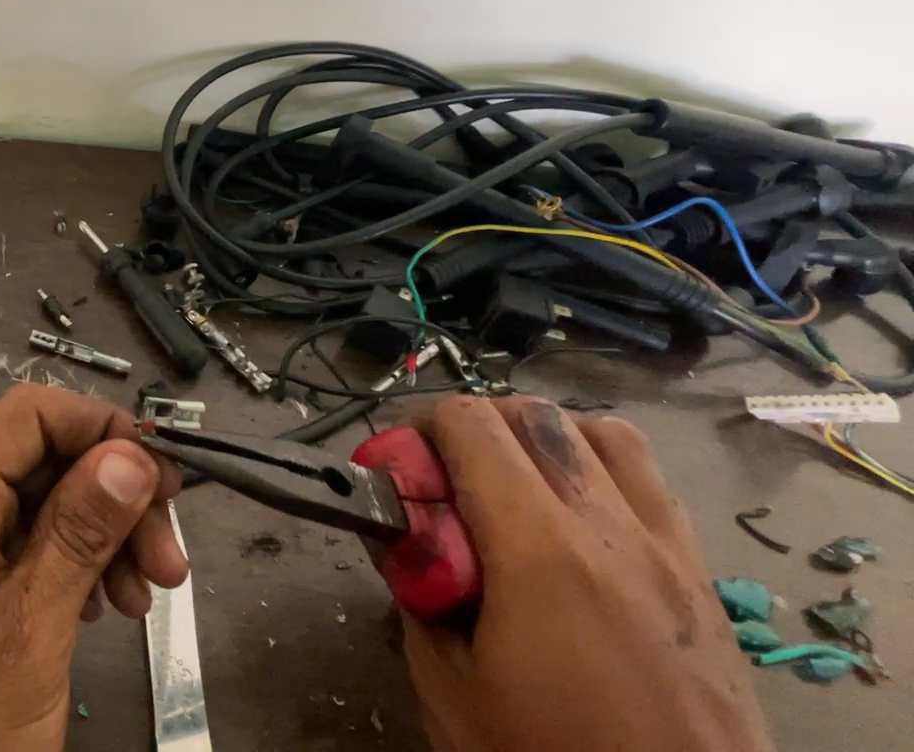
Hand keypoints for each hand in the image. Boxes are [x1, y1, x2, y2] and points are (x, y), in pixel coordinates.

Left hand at [0, 383, 188, 751]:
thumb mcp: (27, 635)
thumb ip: (76, 536)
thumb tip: (129, 452)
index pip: (28, 415)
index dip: (98, 427)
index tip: (162, 475)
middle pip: (44, 459)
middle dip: (114, 494)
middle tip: (171, 559)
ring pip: (47, 504)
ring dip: (107, 536)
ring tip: (147, 596)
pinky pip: (33, 548)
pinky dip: (80, 566)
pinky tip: (108, 607)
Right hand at [405, 395, 772, 751]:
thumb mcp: (447, 685)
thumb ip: (413, 593)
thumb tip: (396, 535)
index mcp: (538, 551)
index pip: (473, 426)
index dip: (421, 424)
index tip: (398, 463)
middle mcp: (610, 530)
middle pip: (535, 415)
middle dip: (475, 423)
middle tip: (444, 472)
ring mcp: (670, 551)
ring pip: (604, 433)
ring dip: (544, 436)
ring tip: (512, 483)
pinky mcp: (704, 578)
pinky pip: (650, 482)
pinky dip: (600, 469)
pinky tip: (573, 517)